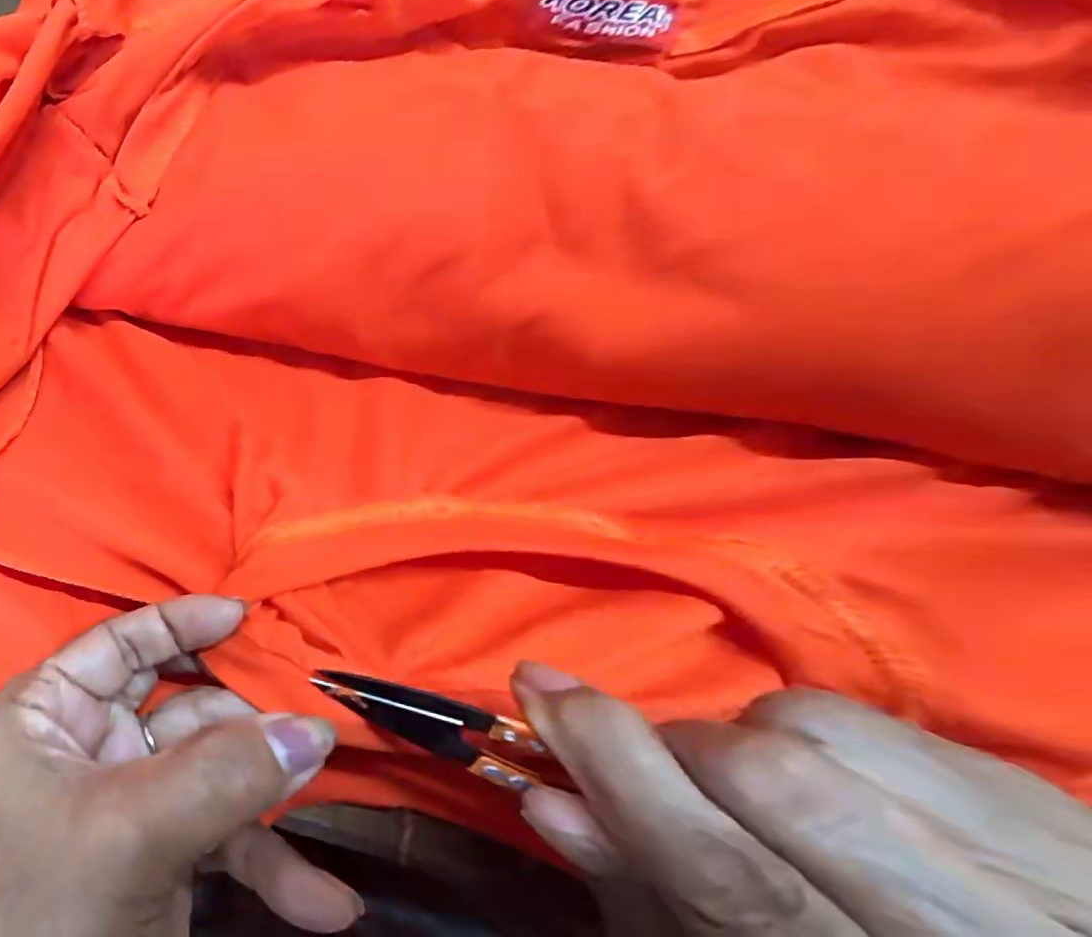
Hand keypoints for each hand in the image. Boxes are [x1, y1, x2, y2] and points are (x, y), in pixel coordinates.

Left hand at [0, 596, 363, 935]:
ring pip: (209, 763)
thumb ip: (223, 774)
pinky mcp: (161, 847)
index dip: (179, 623)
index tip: (242, 613)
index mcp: (46, 712)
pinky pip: (221, 831)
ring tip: (320, 780)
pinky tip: (322, 901)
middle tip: (298, 699)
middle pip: (178, 699)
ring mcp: (126, 793)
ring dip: (265, 784)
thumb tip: (310, 728)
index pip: (118, 643)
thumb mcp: (135, 829)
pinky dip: (268, 859)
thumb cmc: (61, 911)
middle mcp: (84, 741)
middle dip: (240, 710)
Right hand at [510, 663, 1091, 934]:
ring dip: (742, 738)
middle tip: (652, 766)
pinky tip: (832, 784)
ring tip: (755, 790)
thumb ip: (638, 886)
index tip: (536, 689)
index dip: (619, 772)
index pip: (733, 877)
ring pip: (825, 733)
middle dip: (676, 752)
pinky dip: (815, 733)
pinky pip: (887, 722)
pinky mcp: (1069, 823)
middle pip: (777, 784)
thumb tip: (544, 797)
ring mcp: (1058, 882)